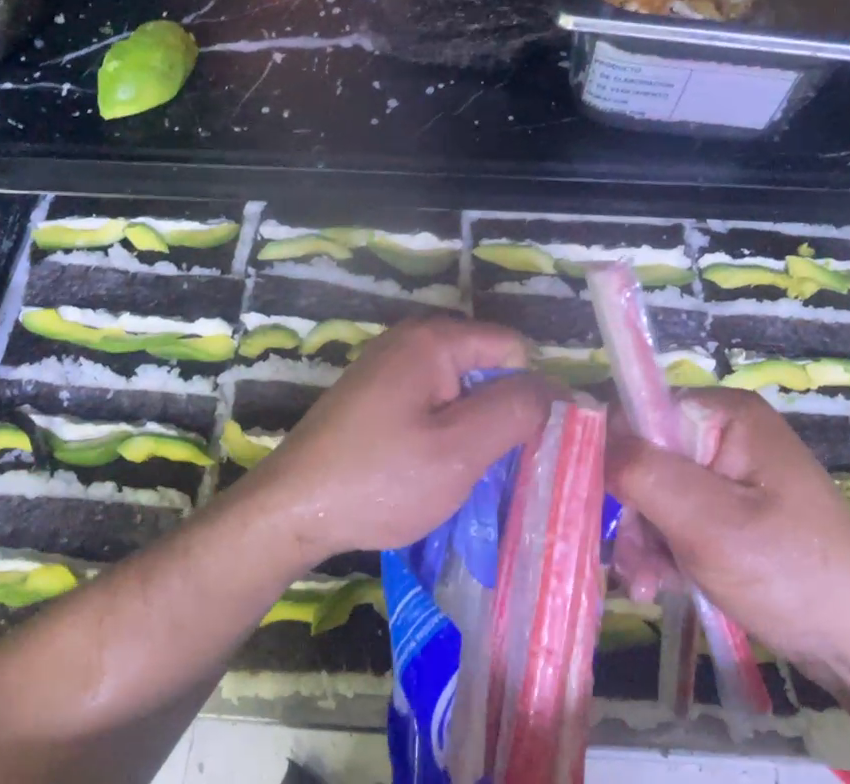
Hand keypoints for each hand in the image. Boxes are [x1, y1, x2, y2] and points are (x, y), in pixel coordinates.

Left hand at [240, 317, 561, 564]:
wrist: (291, 509)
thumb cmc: (379, 480)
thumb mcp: (459, 450)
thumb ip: (515, 411)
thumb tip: (558, 390)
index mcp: (432, 340)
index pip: (514, 350)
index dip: (530, 395)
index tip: (527, 447)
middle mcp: (408, 341)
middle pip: (485, 367)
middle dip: (500, 413)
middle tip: (496, 466)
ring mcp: (386, 368)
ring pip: (458, 390)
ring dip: (471, 429)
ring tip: (464, 475)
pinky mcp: (372, 398)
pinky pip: (428, 404)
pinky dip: (440, 433)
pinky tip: (429, 471)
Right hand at [606, 389, 849, 680]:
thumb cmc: (792, 574)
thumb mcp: (709, 522)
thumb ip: (642, 472)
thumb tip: (581, 432)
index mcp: (725, 415)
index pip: (638, 412)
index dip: (611, 455)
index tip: (602, 507)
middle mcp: (724, 434)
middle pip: (642, 458)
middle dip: (630, 514)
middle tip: (633, 566)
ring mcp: (729, 475)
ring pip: (653, 495)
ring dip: (642, 541)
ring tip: (647, 587)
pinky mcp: (730, 513)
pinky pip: (674, 520)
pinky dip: (662, 553)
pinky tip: (662, 586)